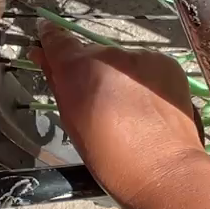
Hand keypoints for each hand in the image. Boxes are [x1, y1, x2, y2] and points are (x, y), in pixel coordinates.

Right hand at [33, 22, 209, 202]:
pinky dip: (144, 81)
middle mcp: (109, 55)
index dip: (50, 39)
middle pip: (92, 55)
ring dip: (120, 77)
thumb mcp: (72, 122)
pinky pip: (146, 67)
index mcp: (79, 69)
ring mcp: (141, 57)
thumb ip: (57, 83)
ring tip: (129, 110)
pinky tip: (148, 106)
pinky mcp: (167, 63)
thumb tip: (42, 57)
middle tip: (99, 103)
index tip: (47, 38)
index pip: (57, 39)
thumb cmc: (110, 158)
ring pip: (122, 61)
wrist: (163, 171)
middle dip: (92, 73)